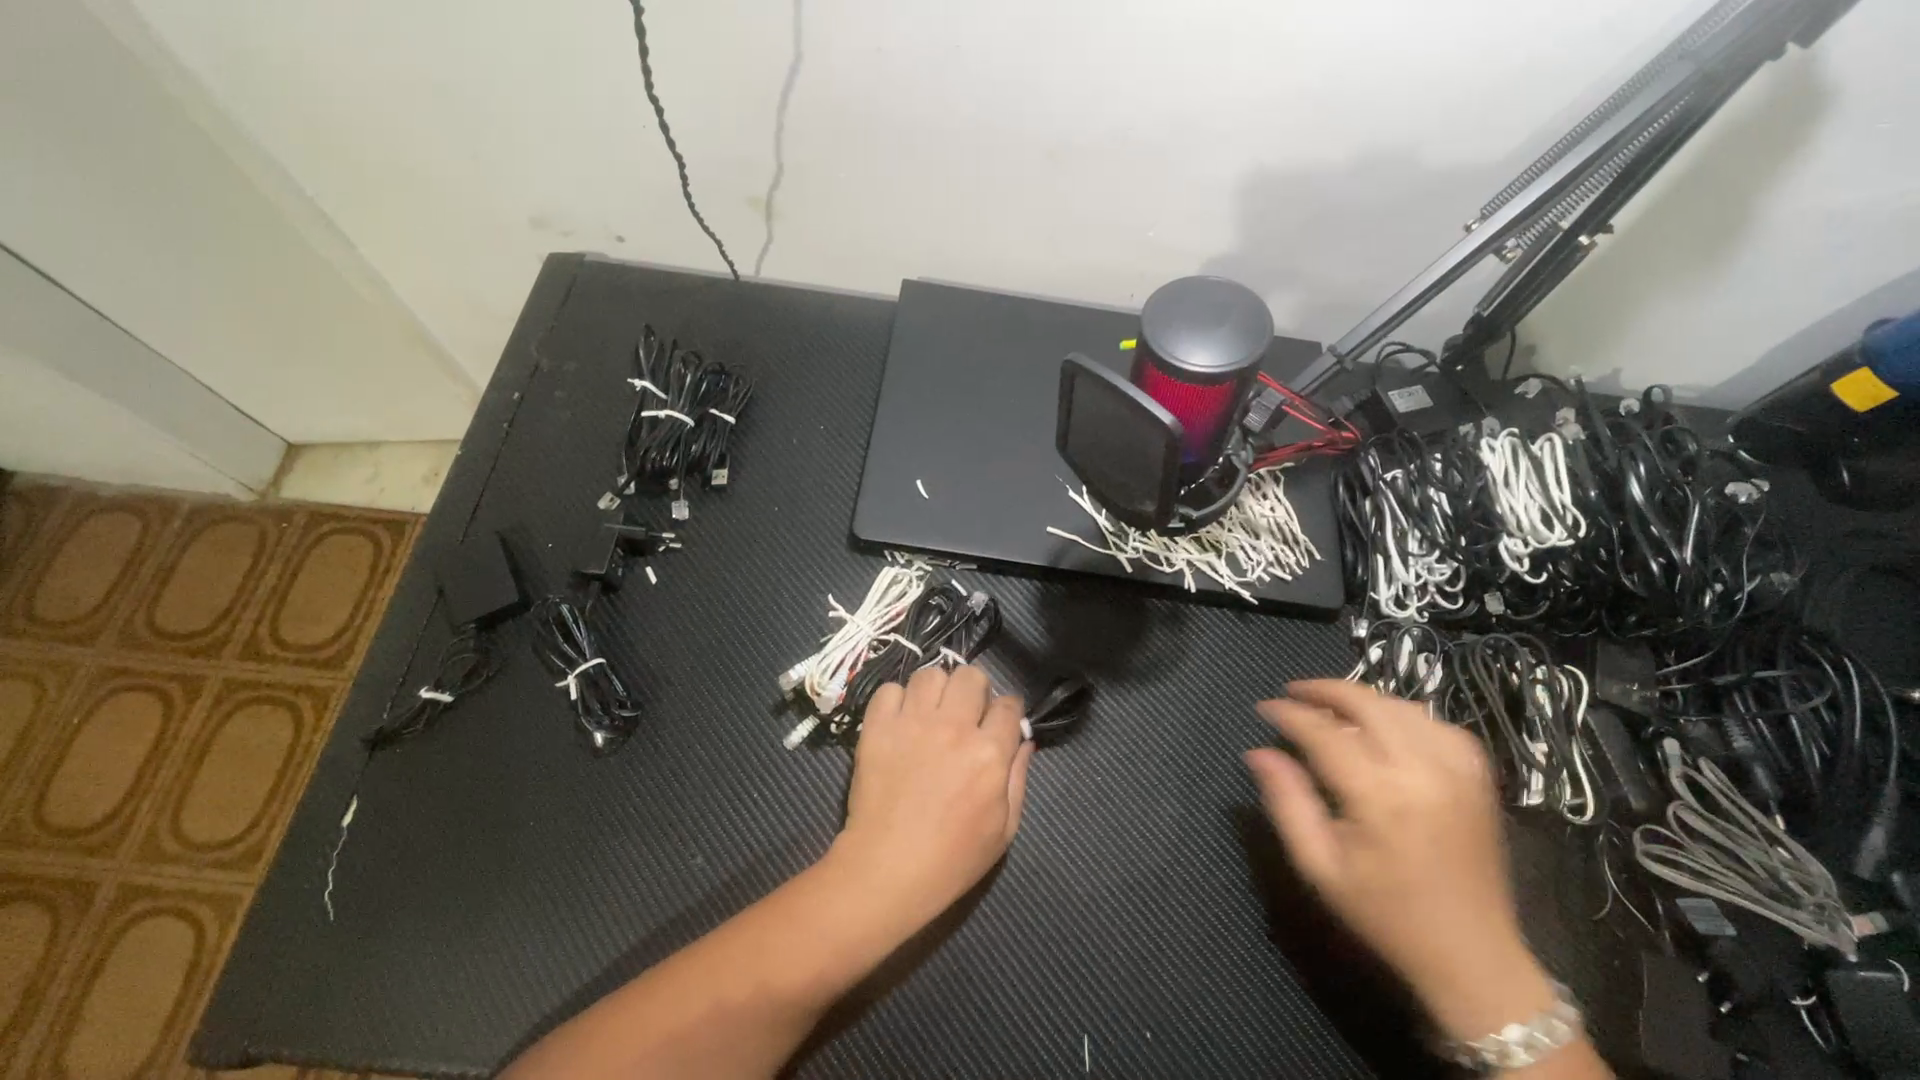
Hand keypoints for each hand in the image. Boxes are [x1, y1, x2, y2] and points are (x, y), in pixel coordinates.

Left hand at [828, 665, 1033, 928]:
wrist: (888, 869)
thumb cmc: (952, 859)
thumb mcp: (1004, 829)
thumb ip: (1018, 778)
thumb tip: (1025, 741)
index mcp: (990, 753)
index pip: (1009, 705)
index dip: (1008, 711)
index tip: (1001, 721)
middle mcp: (954, 728)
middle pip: (971, 676)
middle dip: (975, 690)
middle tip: (967, 714)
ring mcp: (912, 723)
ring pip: (931, 674)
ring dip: (937, 690)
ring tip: (932, 712)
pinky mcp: (877, 728)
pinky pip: (889, 689)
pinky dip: (897, 700)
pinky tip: (900, 721)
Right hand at [1246, 680, 1555, 1038]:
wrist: (1471, 955)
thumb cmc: (1383, 914)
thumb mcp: (1318, 866)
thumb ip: (1286, 801)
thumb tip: (1258, 752)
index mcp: (1379, 795)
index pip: (1324, 731)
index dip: (1288, 713)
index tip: (1263, 707)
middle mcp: (1423, 769)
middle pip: (1367, 703)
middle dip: (1324, 689)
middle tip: (1293, 693)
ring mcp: (1459, 770)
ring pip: (1403, 707)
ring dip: (1363, 700)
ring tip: (1333, 708)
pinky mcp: (1480, 777)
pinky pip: (1439, 724)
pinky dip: (1406, 715)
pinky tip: (1386, 727)